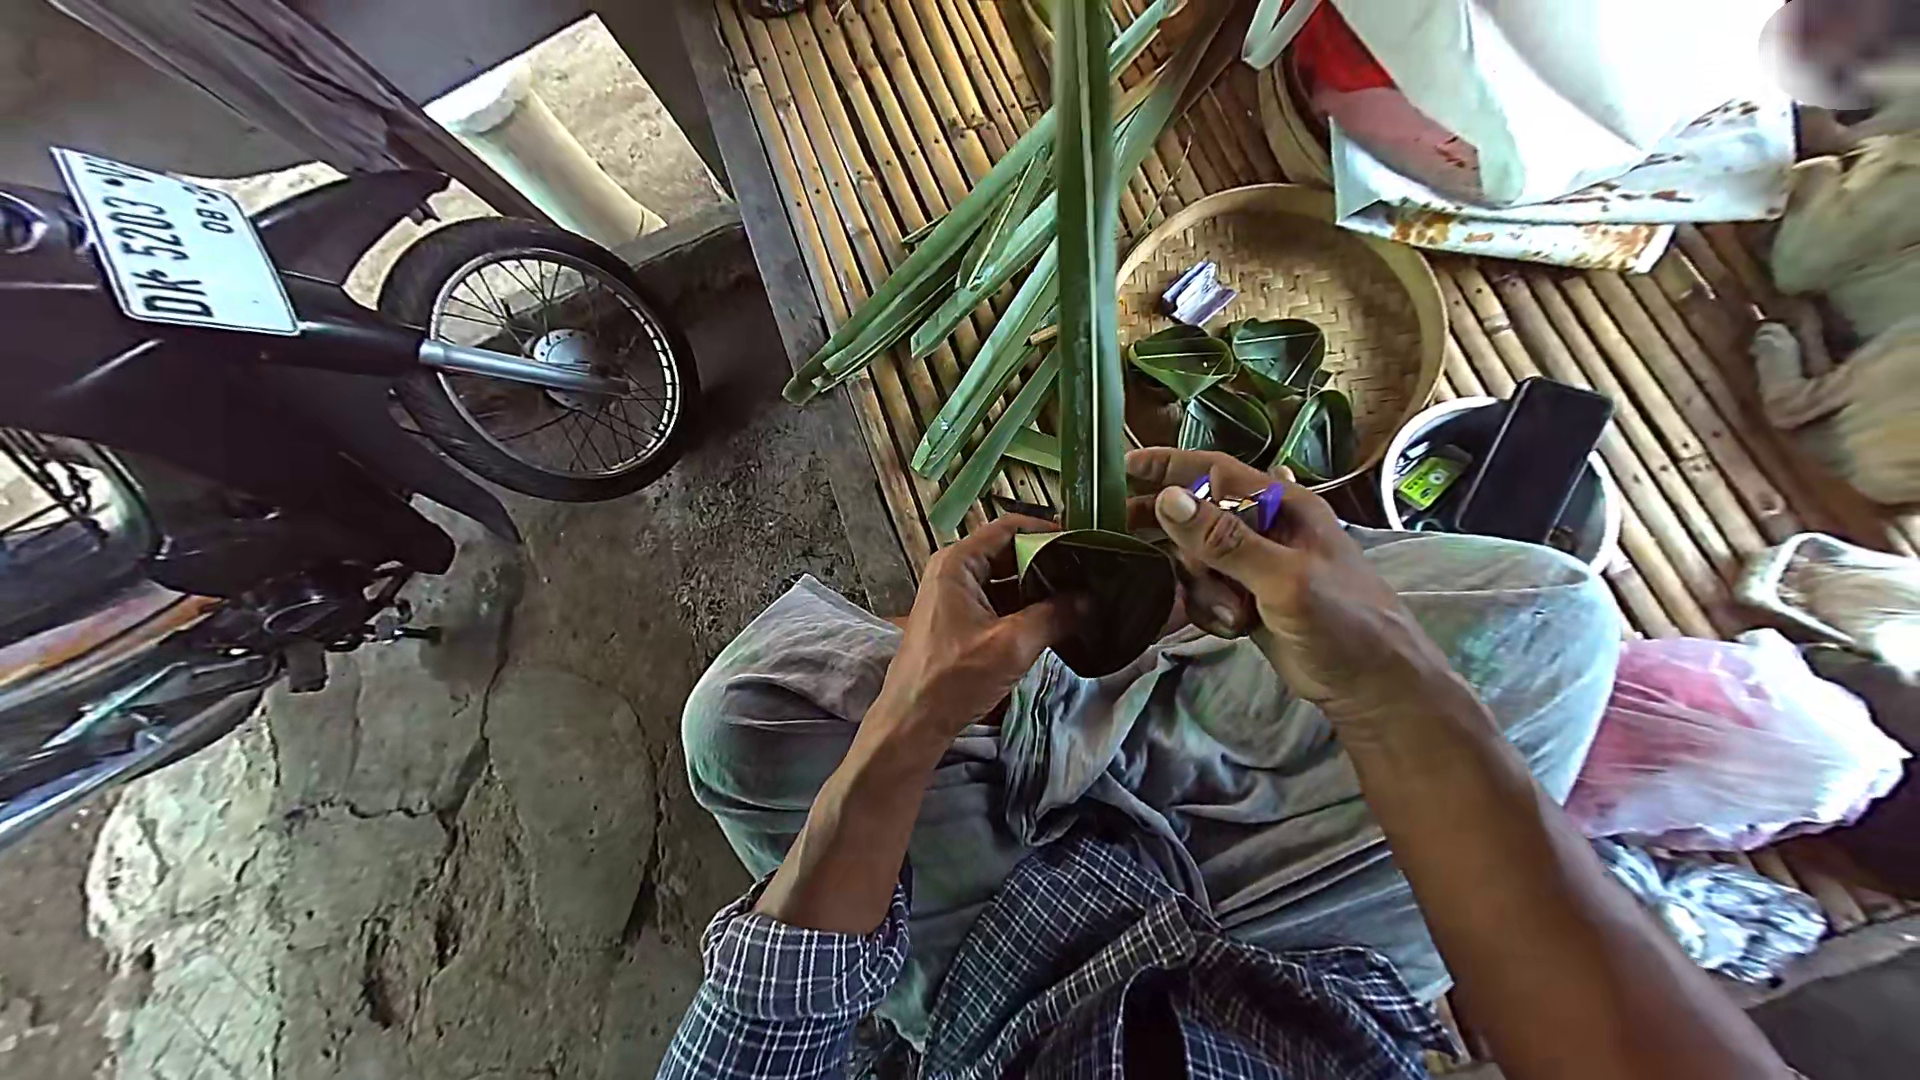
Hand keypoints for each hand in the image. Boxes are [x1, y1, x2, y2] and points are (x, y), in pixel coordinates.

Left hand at [865, 515, 1077, 754]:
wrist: (913, 722)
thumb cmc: (954, 677)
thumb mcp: (1012, 644)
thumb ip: (1055, 616)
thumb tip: (1089, 599)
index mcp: (957, 562)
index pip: (1009, 528)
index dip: (1047, 533)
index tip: (1082, 545)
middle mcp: (953, 571)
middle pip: (1008, 553)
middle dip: (1046, 563)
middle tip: (1087, 574)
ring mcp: (954, 596)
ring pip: (1004, 580)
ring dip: (1037, 589)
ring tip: (1078, 596)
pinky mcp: (958, 620)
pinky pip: (997, 602)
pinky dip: (1022, 608)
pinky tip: (1053, 620)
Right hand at [1127, 447, 1466, 728]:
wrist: (1369, 685)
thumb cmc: (1342, 622)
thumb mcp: (1282, 578)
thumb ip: (1224, 539)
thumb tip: (1167, 499)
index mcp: (1280, 506)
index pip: (1213, 471)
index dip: (1169, 465)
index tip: (1125, 466)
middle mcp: (1262, 528)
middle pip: (1195, 516)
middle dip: (1171, 535)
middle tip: (1126, 535)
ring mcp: (1252, 564)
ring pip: (1194, 559)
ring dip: (1200, 587)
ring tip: (1228, 613)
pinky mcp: (1244, 595)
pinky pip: (1202, 590)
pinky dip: (1208, 609)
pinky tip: (1232, 626)